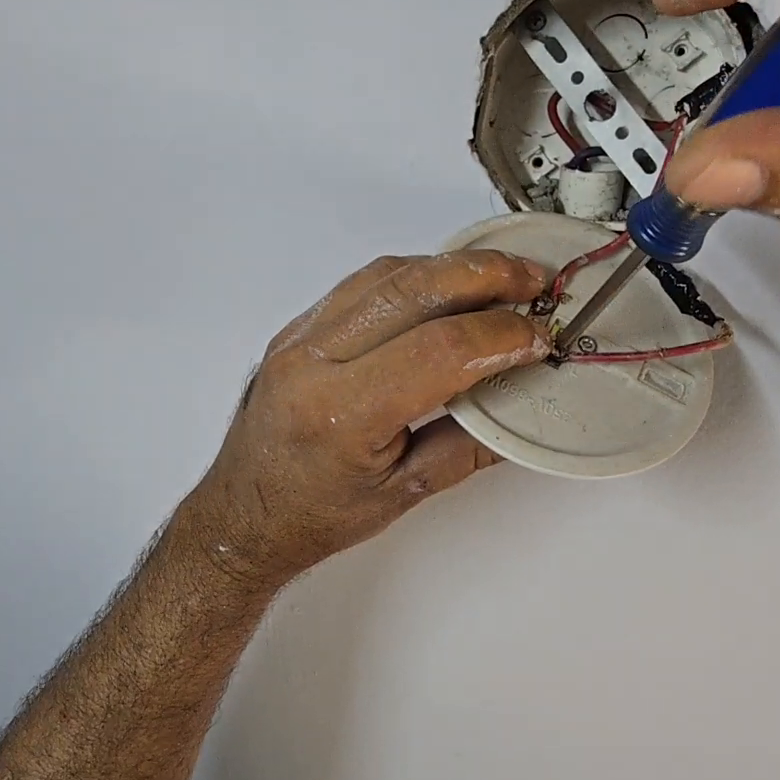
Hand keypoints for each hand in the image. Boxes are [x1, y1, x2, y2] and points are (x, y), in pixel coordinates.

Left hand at [183, 252, 551, 590]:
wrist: (244, 513)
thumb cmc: (310, 513)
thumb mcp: (401, 492)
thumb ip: (467, 443)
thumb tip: (516, 397)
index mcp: (340, 414)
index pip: (437, 351)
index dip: (498, 335)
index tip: (535, 335)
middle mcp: (312, 363)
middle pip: (410, 291)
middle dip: (482, 274)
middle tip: (529, 279)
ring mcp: (299, 339)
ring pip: (384, 276)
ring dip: (448, 267)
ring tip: (497, 276)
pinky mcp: (297, 330)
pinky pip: (360, 283)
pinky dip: (411, 275)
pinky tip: (443, 284)